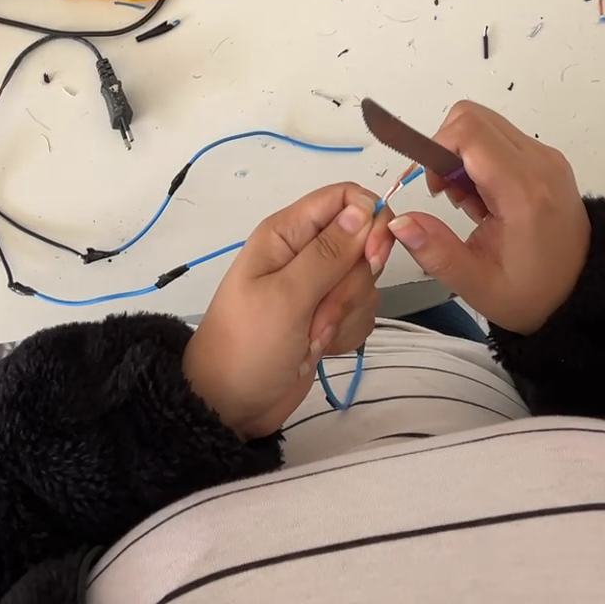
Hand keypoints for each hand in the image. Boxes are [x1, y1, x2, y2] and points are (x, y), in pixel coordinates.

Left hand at [184, 184, 386, 438]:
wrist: (231, 406)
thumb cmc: (247, 345)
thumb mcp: (286, 297)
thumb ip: (328, 253)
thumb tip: (365, 208)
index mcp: (287, 232)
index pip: (345, 198)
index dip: (369, 220)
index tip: (373, 258)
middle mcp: (304, 251)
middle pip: (362, 242)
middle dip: (352, 283)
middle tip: (323, 312)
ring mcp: (317, 285)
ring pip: (364, 280)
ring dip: (346, 312)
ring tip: (311, 336)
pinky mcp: (327, 314)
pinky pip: (361, 309)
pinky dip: (346, 330)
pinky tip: (320, 347)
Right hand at [366, 101, 588, 334]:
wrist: (584, 292)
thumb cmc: (533, 292)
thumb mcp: (477, 285)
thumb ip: (436, 253)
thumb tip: (398, 222)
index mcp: (524, 192)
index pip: (468, 131)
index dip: (436, 149)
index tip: (434, 188)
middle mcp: (539, 162)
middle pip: (471, 117)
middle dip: (445, 149)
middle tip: (448, 193)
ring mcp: (545, 156)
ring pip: (482, 123)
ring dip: (460, 154)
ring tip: (468, 200)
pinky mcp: (544, 157)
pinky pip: (497, 136)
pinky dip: (477, 157)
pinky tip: (483, 197)